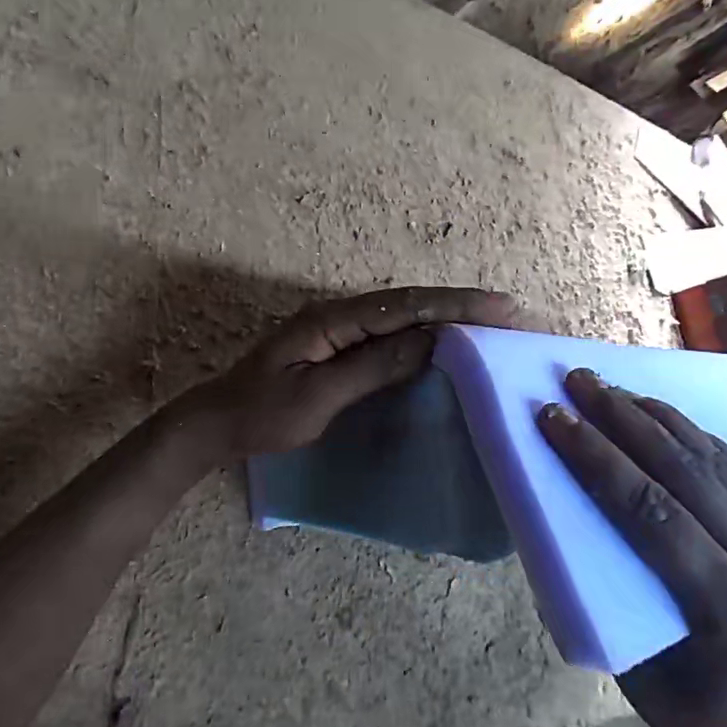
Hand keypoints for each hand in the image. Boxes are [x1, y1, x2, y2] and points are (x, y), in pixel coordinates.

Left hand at [176, 286, 523, 457]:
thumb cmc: (262, 415)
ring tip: (490, 320)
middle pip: (409, 303)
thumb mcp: (316, 397)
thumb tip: (430, 342)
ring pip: (402, 315)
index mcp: (333, 320)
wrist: (216, 423)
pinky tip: (445, 341)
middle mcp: (339, 314)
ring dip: (445, 316)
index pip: (405, 307)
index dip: (455, 306)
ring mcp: (338, 328)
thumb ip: (371, 367)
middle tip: (510, 310)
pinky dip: (423, 332)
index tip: (500, 307)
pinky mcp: (338, 346)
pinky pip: (389, 333)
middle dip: (460, 305)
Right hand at [537, 369, 726, 726]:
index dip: (596, 457)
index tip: (554, 417)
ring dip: (663, 421)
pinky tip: (673, 423)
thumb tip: (569, 527)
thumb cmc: (710, 726)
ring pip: (724, 465)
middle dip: (624, 420)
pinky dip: (706, 442)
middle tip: (580, 381)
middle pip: (688, 473)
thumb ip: (611, 596)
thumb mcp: (642, 676)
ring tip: (618, 390)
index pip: (652, 510)